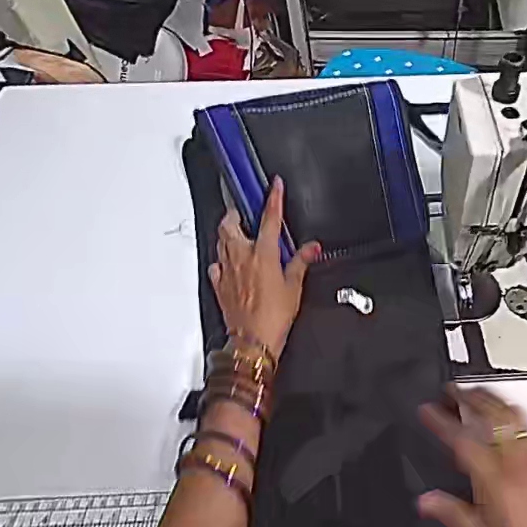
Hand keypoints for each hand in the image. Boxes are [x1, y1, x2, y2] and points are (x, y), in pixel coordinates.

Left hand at [209, 177, 320, 358]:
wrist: (252, 341)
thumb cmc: (273, 316)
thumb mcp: (294, 286)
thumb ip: (301, 262)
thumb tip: (310, 248)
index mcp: (263, 254)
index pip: (269, 218)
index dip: (273, 198)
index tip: (274, 185)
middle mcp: (241, 257)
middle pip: (230, 223)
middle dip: (235, 214)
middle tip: (245, 213)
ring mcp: (226, 270)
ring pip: (220, 240)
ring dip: (228, 233)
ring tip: (239, 234)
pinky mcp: (219, 285)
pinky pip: (215, 265)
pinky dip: (221, 260)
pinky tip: (230, 263)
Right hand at [417, 387, 526, 526]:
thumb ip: (457, 519)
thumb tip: (428, 501)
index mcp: (503, 485)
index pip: (465, 441)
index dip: (442, 421)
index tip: (427, 410)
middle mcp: (525, 466)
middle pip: (494, 415)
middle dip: (469, 396)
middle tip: (449, 390)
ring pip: (514, 415)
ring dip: (491, 400)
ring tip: (474, 395)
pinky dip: (510, 414)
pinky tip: (506, 421)